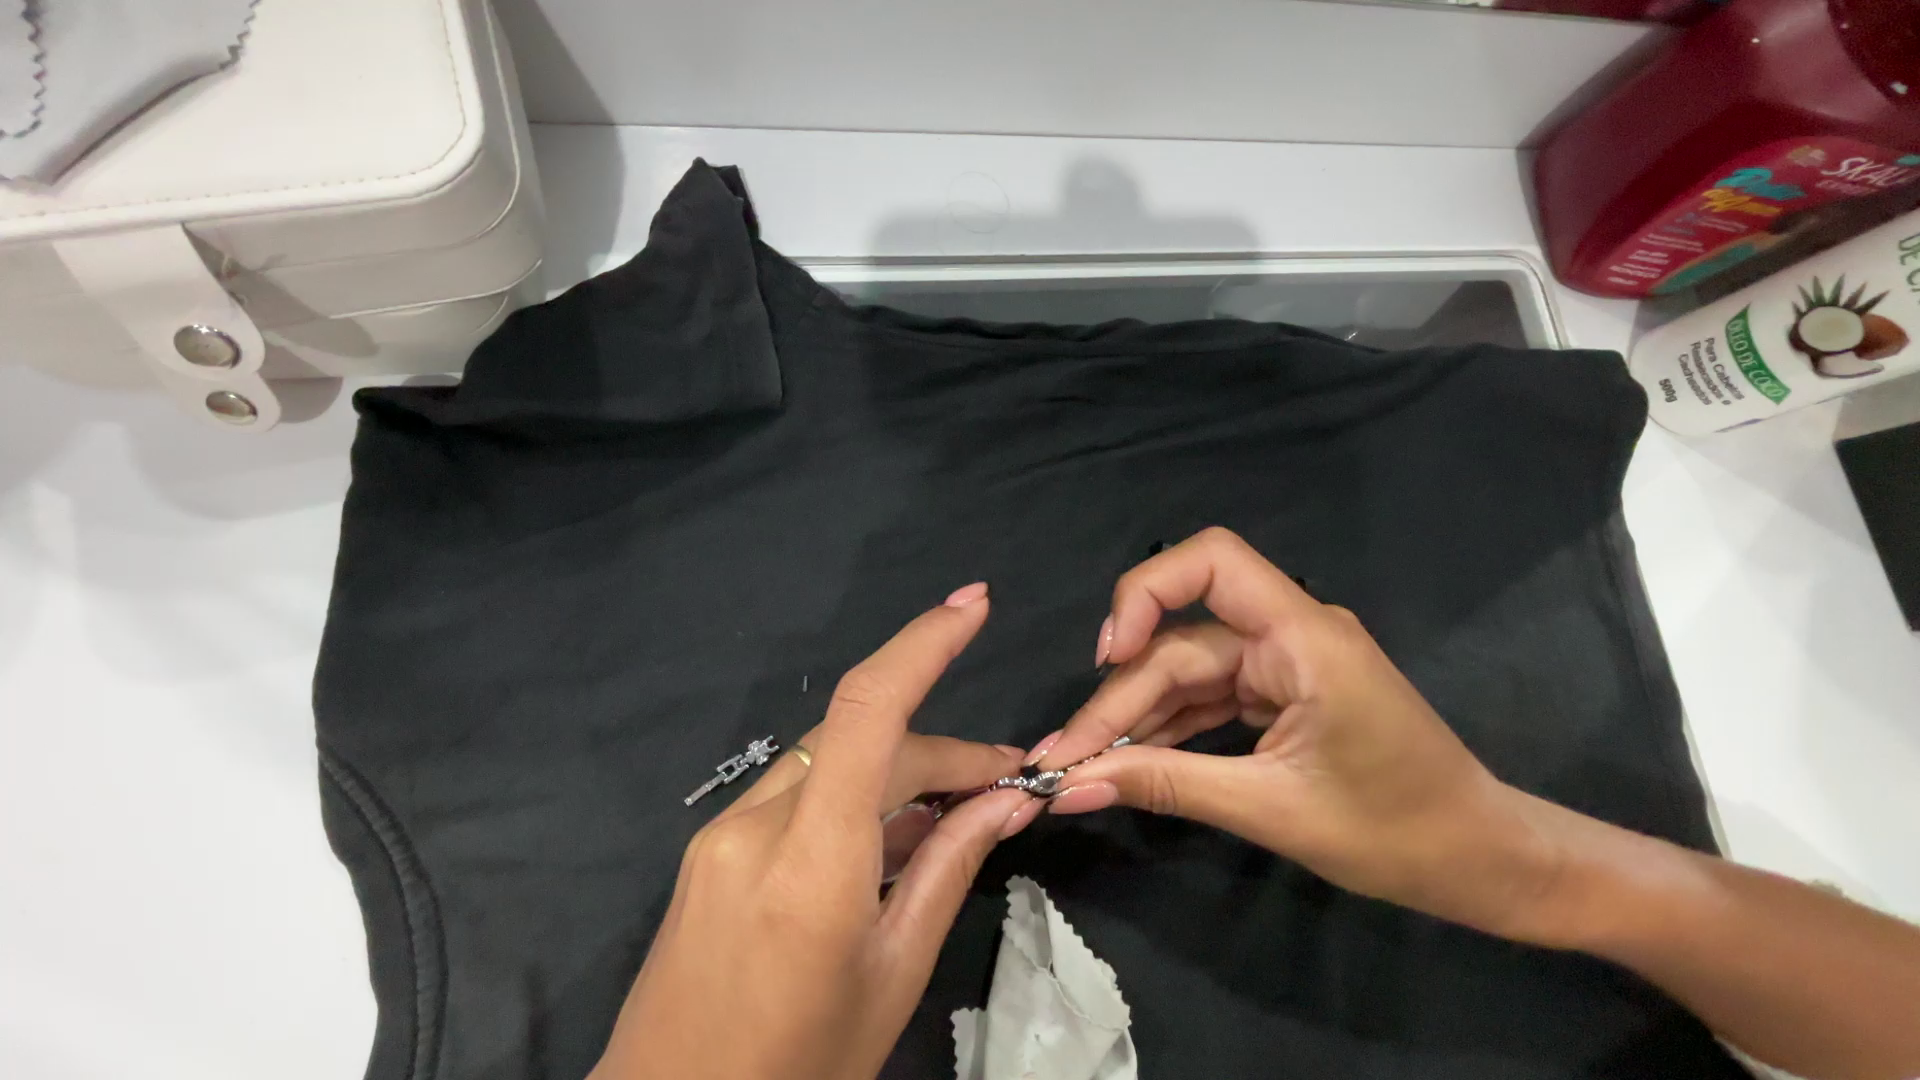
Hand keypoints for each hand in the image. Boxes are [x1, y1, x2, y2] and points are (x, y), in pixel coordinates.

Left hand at [591, 584, 1042, 1079]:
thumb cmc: (799, 1067)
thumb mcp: (894, 975)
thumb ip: (949, 870)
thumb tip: (1008, 799)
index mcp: (811, 864)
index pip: (870, 713)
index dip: (923, 644)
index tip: (973, 604)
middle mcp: (758, 826)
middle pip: (864, 740)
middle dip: (941, 751)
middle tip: (1005, 784)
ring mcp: (723, 833)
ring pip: (831, 762)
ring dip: (899, 771)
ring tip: (959, 809)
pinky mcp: (710, 848)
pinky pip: (798, 795)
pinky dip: (855, 797)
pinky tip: (893, 834)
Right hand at [1038, 528, 1564, 941]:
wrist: (1484, 862)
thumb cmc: (1398, 834)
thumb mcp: (1271, 810)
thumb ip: (1167, 785)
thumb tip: (1070, 785)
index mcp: (1304, 638)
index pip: (1211, 561)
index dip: (1145, 592)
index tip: (1106, 657)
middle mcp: (1289, 633)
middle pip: (1179, 641)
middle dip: (1120, 699)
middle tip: (1064, 758)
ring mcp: (1283, 663)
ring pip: (1184, 670)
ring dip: (1134, 716)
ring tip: (1080, 764)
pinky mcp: (1278, 691)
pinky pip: (1205, 695)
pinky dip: (1166, 727)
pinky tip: (1128, 760)